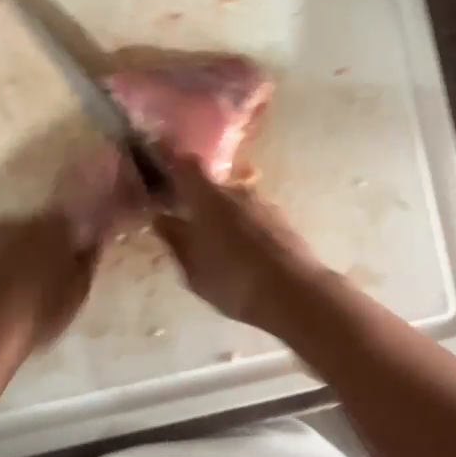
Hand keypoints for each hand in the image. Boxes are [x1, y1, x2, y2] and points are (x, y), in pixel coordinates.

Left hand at [0, 212, 95, 349]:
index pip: (66, 219)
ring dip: (7, 259)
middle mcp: (14, 223)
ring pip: (0, 243)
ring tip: (12, 292)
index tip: (72, 254)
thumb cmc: (37, 314)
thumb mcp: (77, 294)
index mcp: (50, 227)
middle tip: (42, 277)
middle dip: (37, 247)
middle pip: (30, 229)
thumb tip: (91, 242)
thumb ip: (86, 262)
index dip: (70, 236)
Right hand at [151, 155, 325, 327]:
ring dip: (223, 216)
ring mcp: (263, 203)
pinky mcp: (282, 220)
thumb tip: (162, 219)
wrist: (293, 292)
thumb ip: (175, 240)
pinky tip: (242, 254)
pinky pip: (252, 216)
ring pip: (234, 202)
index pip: (186, 164)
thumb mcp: (192, 268)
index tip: (162, 173)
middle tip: (186, 222)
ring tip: (216, 246)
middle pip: (211, 185)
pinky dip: (243, 227)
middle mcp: (236, 190)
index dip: (173, 163)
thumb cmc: (232, 280)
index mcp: (208, 196)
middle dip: (198, 199)